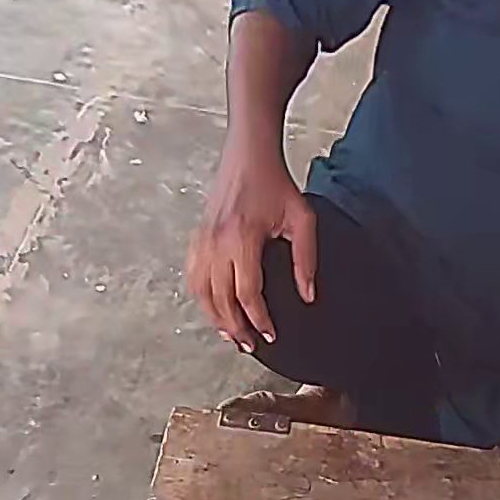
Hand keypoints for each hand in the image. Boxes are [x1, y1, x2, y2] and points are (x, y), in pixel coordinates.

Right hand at [186, 138, 316, 351]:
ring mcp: (203, 240)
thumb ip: (306, 260)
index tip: (270, 335)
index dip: (259, 319)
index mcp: (242, 238)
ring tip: (231, 335)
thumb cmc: (276, 184)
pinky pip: (193, 277)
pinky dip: (202, 298)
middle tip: (250, 346)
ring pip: (202, 292)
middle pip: (221, 300)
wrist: (248, 154)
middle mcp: (217, 242)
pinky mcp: (197, 238)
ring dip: (215, 318)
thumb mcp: (302, 220)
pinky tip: (214, 310)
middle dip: (236, 327)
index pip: (247, 294)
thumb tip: (307, 296)